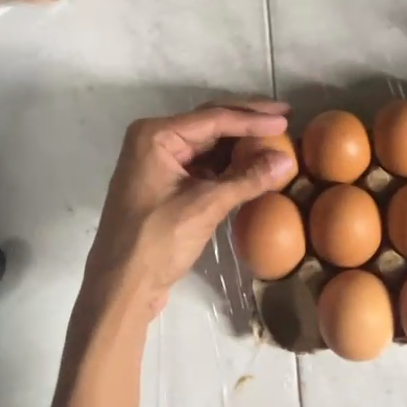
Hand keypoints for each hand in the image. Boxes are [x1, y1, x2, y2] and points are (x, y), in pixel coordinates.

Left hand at [82, 100, 296, 317]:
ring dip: (239, 142)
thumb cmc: (156, 242)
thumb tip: (287, 160)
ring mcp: (158, 161)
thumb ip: (246, 179)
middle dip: (247, 121)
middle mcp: (155, 139)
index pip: (213, 118)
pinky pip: (202, 163)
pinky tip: (252, 163)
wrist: (119, 290)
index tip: (286, 118)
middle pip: (209, 123)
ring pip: (207, 143)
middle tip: (284, 115)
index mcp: (156, 135)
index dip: (252, 119)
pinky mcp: (165, 183)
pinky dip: (228, 163)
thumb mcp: (204, 207)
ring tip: (274, 137)